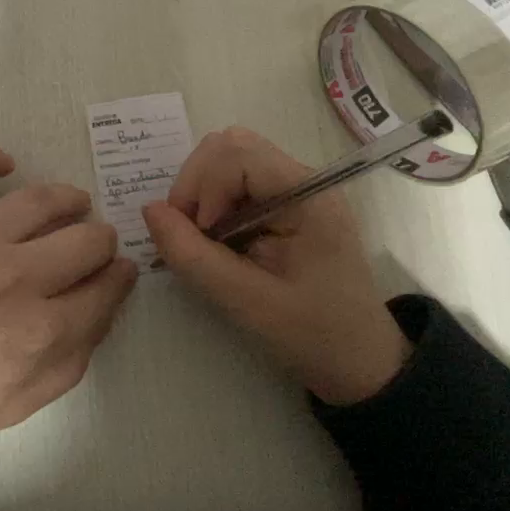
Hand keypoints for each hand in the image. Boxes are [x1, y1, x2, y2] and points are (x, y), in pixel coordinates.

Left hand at [0, 143, 137, 440]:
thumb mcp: (17, 404)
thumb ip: (69, 364)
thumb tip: (99, 315)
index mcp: (41, 330)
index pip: (103, 289)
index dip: (117, 278)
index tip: (118, 270)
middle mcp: (17, 276)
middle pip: (86, 241)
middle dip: (100, 242)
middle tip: (92, 243)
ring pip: (42, 199)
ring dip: (68, 198)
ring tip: (72, 202)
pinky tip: (5, 164)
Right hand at [142, 127, 410, 405]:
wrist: (360, 364)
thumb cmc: (312, 335)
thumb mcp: (247, 303)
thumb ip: (194, 257)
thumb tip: (149, 210)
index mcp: (309, 196)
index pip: (239, 153)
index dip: (206, 187)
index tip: (202, 235)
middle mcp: (303, 180)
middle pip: (230, 145)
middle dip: (197, 184)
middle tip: (193, 234)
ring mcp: (293, 189)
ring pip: (227, 158)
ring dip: (201, 192)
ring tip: (204, 237)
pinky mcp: (282, 203)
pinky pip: (234, 181)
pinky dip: (212, 202)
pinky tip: (217, 239)